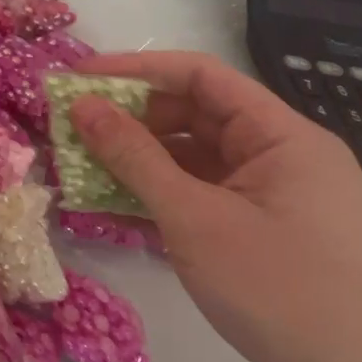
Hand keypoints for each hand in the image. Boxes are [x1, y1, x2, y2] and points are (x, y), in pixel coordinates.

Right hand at [72, 51, 361, 361]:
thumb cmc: (289, 292)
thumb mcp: (196, 220)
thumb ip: (133, 156)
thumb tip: (80, 102)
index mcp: (284, 138)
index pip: (199, 76)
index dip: (133, 69)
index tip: (76, 79)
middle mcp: (288, 158)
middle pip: (196, 115)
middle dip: (131, 118)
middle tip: (72, 129)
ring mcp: (285, 201)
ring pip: (199, 158)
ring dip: (142, 160)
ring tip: (86, 169)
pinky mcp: (278, 239)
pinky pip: (211, 195)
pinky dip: (166, 194)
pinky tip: (124, 209)